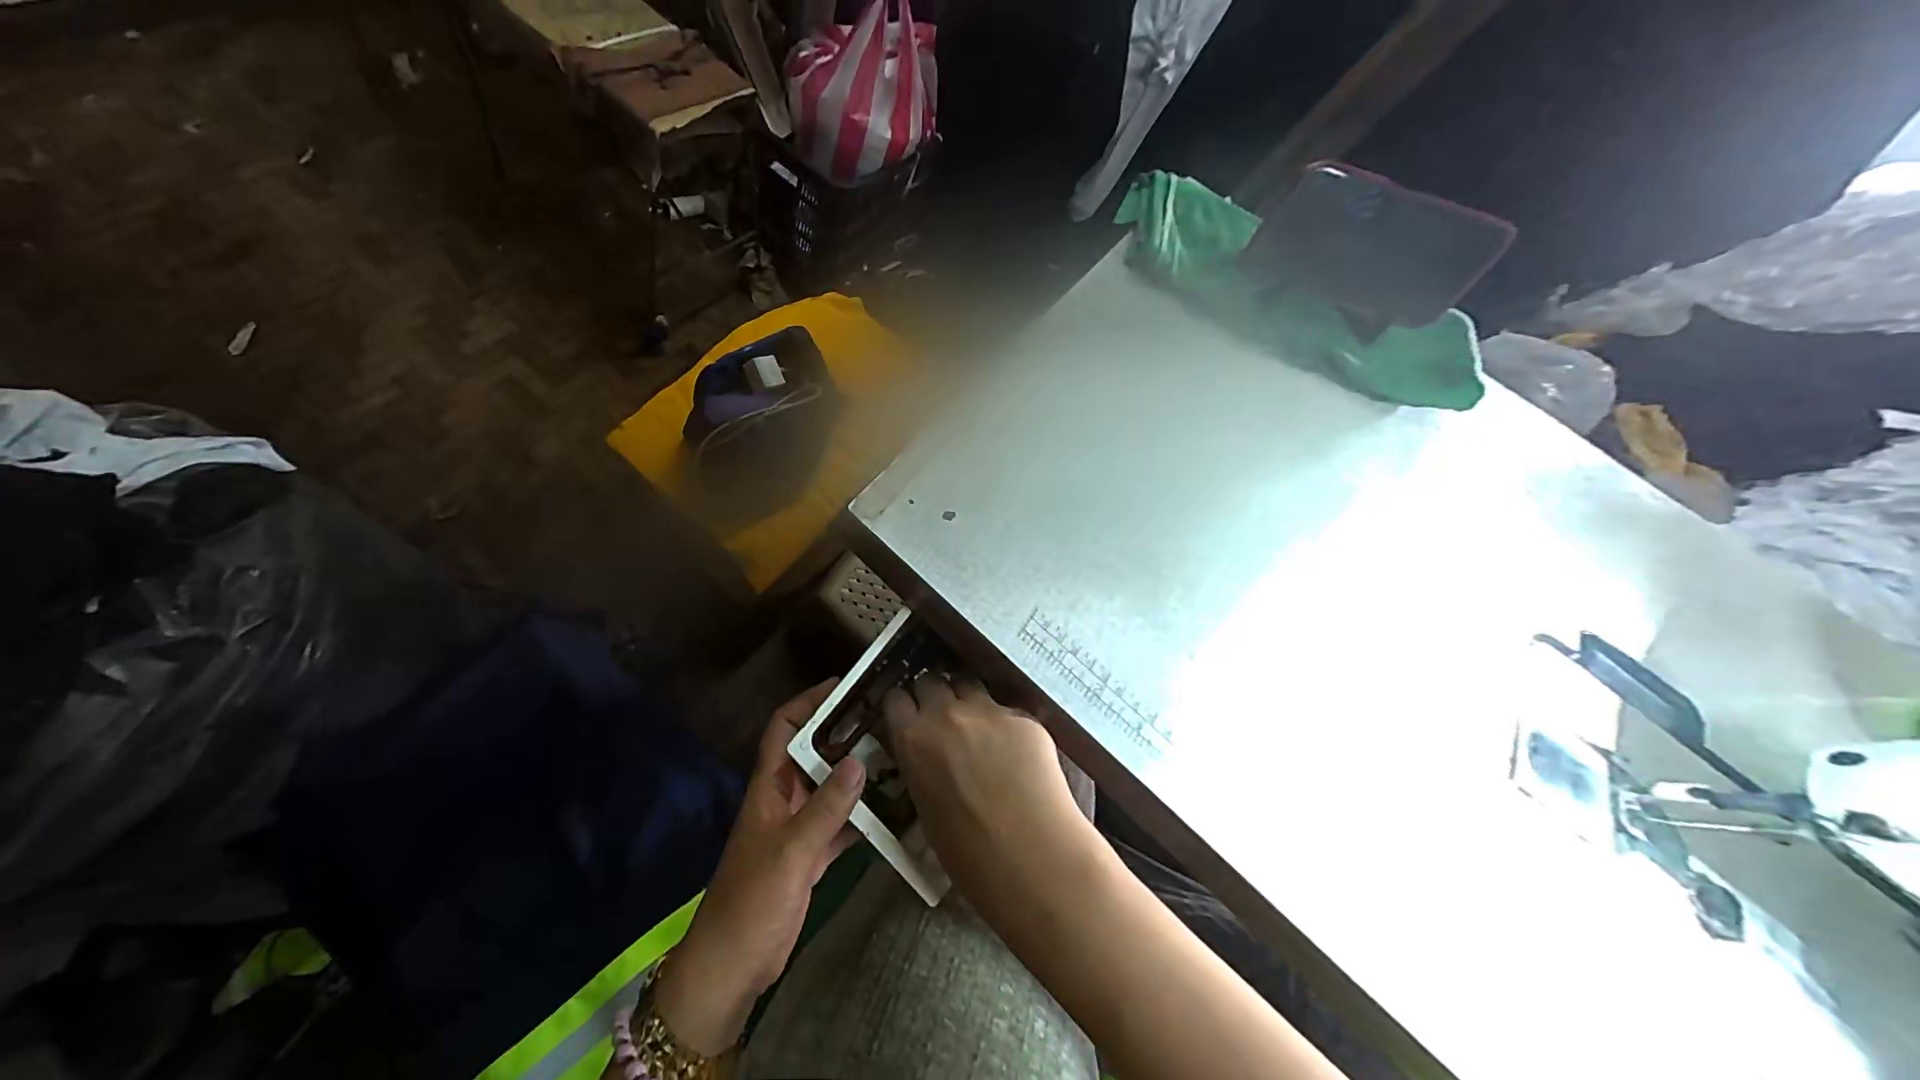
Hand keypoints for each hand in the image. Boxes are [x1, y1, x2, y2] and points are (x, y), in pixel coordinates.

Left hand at [650, 679, 864, 1055]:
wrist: (733, 965)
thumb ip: (826, 808)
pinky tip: (895, 810)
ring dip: (859, 774)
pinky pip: (842, 824)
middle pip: (815, 754)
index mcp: (769, 788)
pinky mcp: (812, 855)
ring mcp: (799, 828)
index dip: (809, 702)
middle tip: (888, 719)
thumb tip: (860, 760)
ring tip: (899, 755)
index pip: (784, 729)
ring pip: (832, 788)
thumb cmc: (752, 900)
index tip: (846, 687)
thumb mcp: (791, 851)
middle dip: (846, 734)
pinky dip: (864, 816)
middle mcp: (785, 799)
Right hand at [881, 675, 1095, 906]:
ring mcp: (988, 711)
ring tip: (979, 722)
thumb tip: (931, 759)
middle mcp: (946, 714)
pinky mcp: (1023, 717)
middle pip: (932, 680)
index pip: (895, 698)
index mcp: (912, 739)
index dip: (903, 704)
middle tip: (943, 714)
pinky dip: (1007, 723)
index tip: (909, 712)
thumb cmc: (967, 853)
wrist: (1029, 855)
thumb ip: (923, 767)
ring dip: (968, 698)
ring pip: (970, 684)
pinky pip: (1008, 710)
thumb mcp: (924, 806)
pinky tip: (1017, 748)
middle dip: (934, 693)